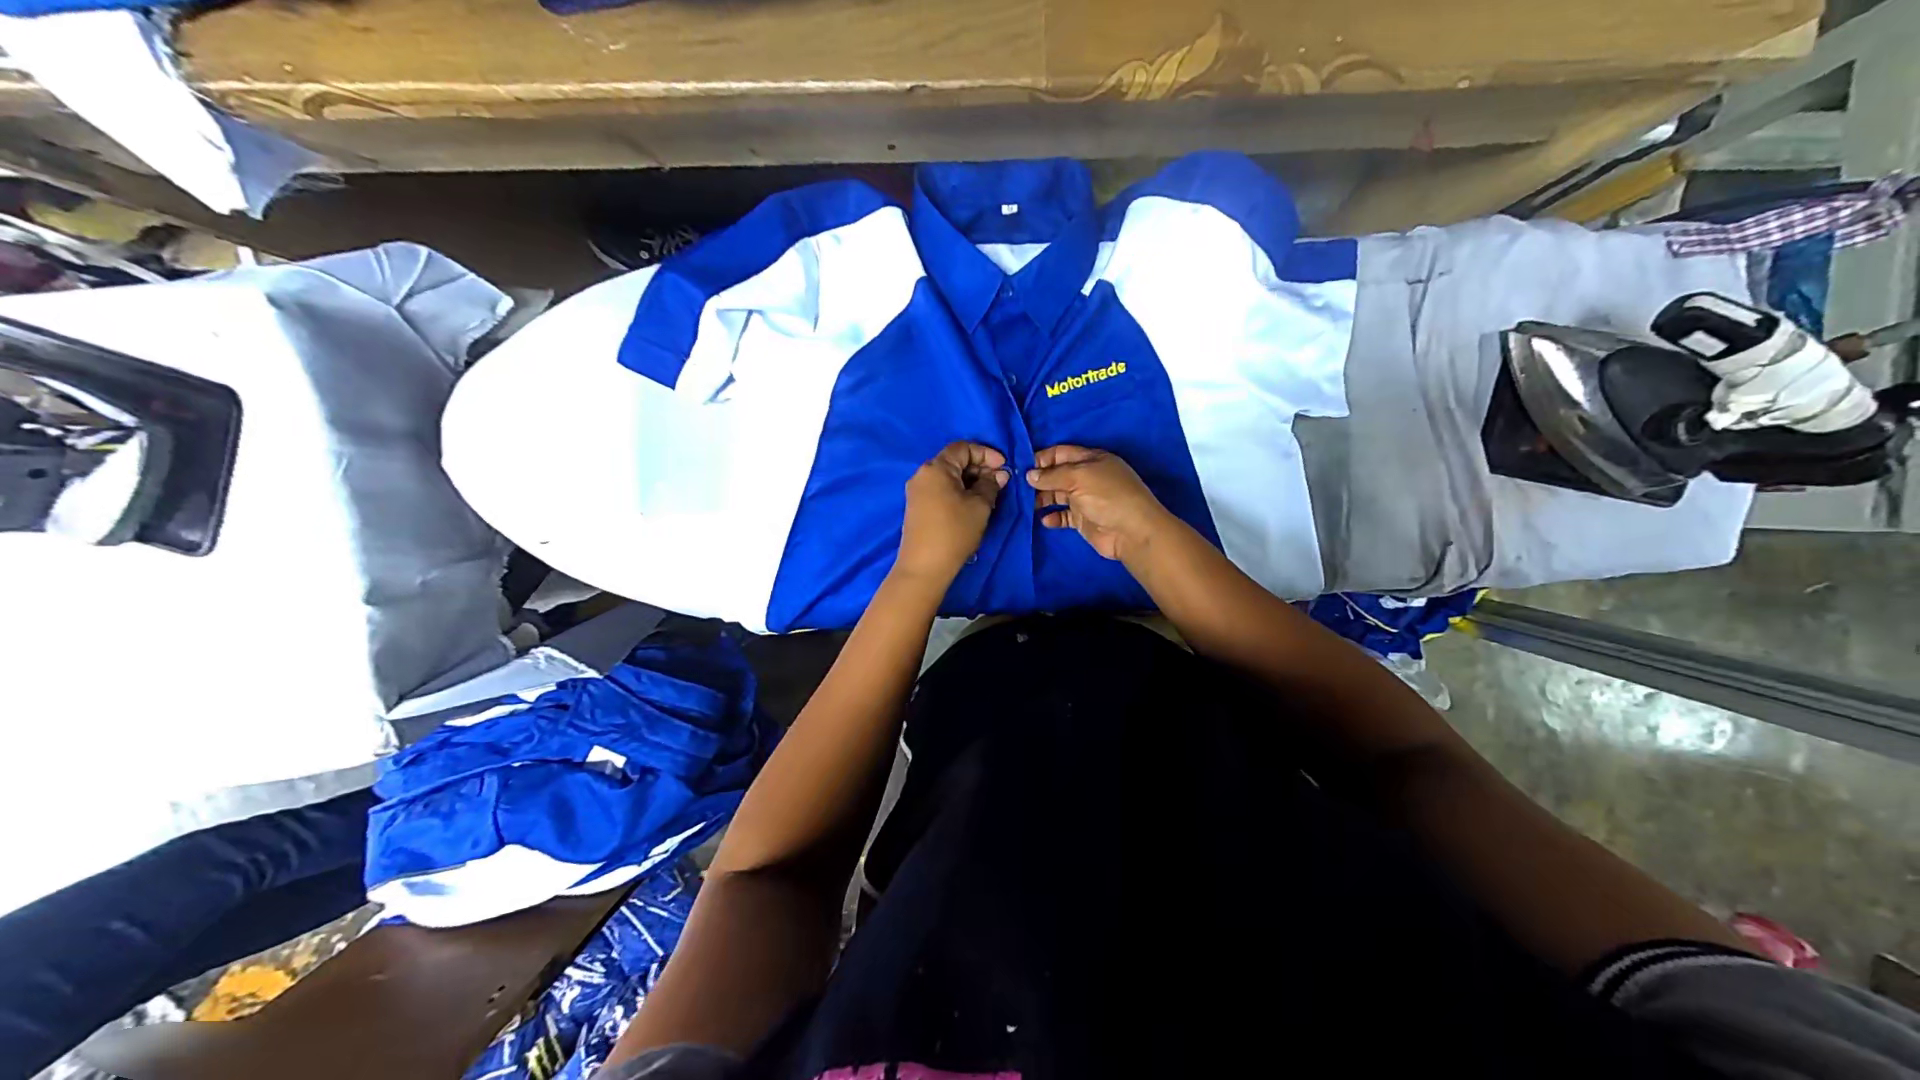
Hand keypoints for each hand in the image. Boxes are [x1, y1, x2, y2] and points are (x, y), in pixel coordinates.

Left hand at [896, 441, 1008, 582]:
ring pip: (948, 476)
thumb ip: (991, 485)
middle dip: (979, 467)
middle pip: (954, 460)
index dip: (986, 453)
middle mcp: (922, 474)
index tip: (1004, 468)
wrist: (924, 567)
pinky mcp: (917, 506)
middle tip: (999, 482)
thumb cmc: (955, 531)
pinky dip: (958, 491)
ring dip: (970, 481)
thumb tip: (998, 475)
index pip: (963, 448)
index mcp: (936, 468)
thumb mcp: (980, 506)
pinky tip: (972, 504)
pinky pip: (941, 489)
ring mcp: (917, 491)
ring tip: (989, 495)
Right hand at [1027, 445, 1176, 561]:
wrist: (1132, 532)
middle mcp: (1087, 477)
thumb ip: (1052, 475)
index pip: (1061, 453)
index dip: (1042, 459)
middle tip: (1019, 488)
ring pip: (1058, 495)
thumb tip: (1029, 475)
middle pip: (1057, 474)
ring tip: (1028, 505)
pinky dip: (1053, 517)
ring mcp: (1085, 499)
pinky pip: (1063, 516)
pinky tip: (1045, 520)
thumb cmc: (1107, 496)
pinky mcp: (1083, 520)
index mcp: (1091, 459)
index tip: (1022, 467)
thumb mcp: (1079, 477)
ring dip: (1042, 499)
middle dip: (1039, 480)